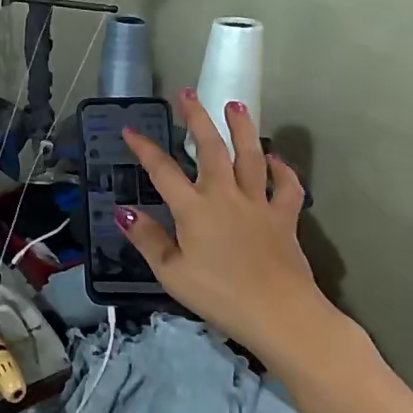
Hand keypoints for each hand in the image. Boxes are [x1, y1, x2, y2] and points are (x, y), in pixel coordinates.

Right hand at [117, 89, 339, 363]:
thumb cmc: (221, 296)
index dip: (144, 148)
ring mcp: (259, 206)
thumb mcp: (171, 272)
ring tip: (236, 105)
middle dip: (197, 119)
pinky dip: (283, 170)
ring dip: (242, 130)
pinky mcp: (285, 220)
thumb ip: (148, 239)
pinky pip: (287, 188)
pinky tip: (276, 159)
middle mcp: (225, 197)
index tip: (130, 130)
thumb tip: (125, 211)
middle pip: (211, 149)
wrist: (285, 318)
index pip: (162, 170)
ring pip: (251, 158)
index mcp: (194, 209)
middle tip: (189, 94)